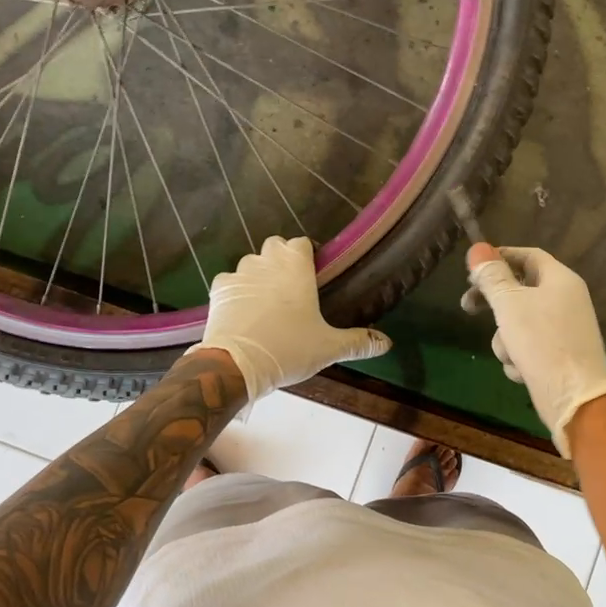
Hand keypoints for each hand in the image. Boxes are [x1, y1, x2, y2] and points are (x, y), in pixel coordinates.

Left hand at [188, 236, 391, 401]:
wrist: (237, 364)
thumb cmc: (289, 348)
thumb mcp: (329, 348)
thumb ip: (358, 342)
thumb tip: (387, 342)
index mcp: (295, 265)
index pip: (302, 243)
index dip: (307, 256)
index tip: (313, 276)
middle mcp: (266, 261)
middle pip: (274, 247)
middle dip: (281, 261)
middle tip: (291, 292)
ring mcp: (239, 273)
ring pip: (250, 264)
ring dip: (258, 276)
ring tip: (266, 305)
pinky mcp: (218, 289)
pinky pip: (230, 282)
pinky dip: (237, 293)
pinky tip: (243, 313)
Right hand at [463, 244, 605, 457]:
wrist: (575, 397)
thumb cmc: (542, 342)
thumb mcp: (509, 304)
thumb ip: (492, 277)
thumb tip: (477, 247)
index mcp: (560, 280)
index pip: (527, 256)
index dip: (499, 257)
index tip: (472, 269)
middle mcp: (564, 300)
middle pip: (520, 290)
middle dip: (494, 302)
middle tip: (467, 307)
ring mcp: (562, 329)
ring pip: (519, 322)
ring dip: (505, 337)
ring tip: (510, 352)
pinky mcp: (557, 356)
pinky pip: (528, 346)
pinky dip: (519, 356)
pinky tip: (522, 370)